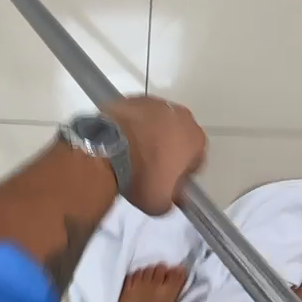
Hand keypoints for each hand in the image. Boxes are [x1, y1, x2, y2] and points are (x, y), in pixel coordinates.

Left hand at [103, 96, 205, 215]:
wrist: (106, 150)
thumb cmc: (141, 178)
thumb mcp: (160, 203)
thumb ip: (173, 198)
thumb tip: (174, 195)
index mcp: (196, 139)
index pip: (195, 160)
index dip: (182, 174)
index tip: (167, 183)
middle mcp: (181, 115)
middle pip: (178, 136)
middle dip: (168, 150)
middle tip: (150, 167)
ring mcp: (155, 103)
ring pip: (158, 123)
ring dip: (151, 135)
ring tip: (133, 152)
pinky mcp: (131, 98)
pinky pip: (137, 116)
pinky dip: (132, 125)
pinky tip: (121, 140)